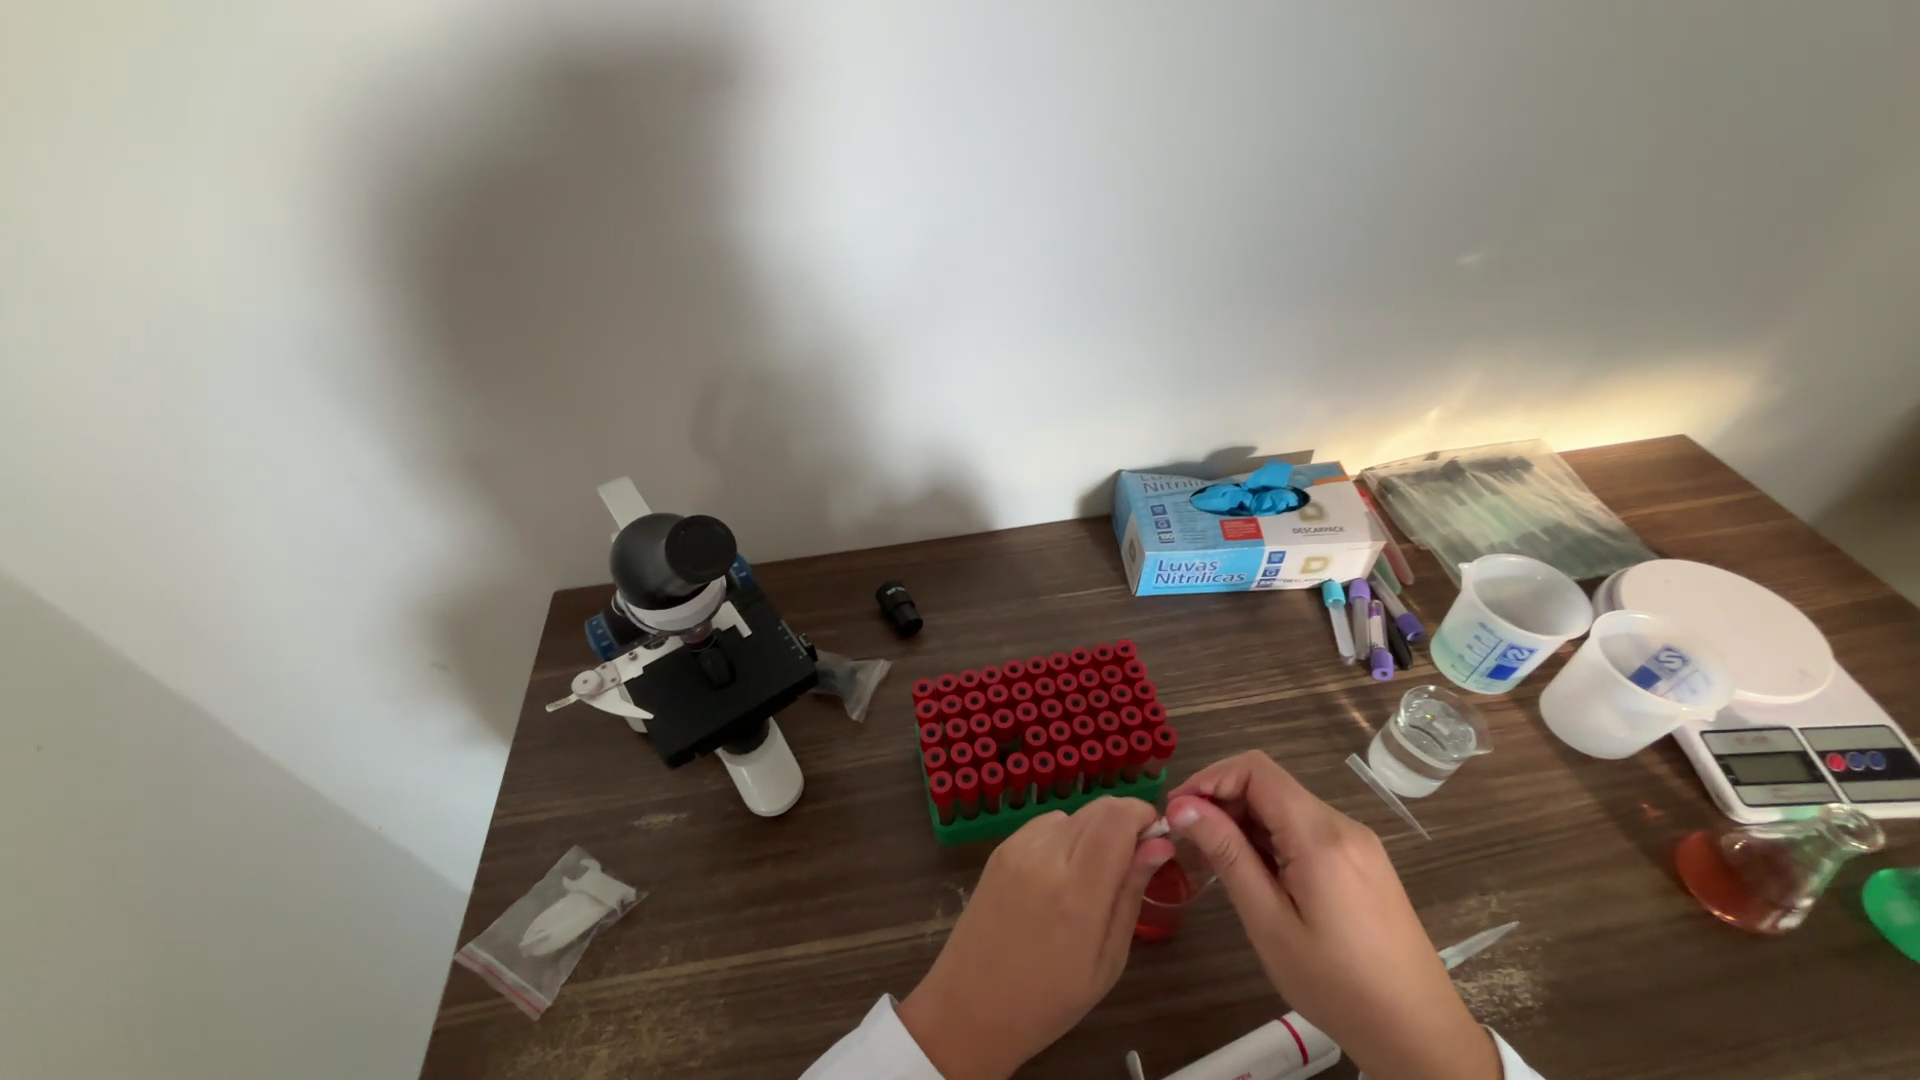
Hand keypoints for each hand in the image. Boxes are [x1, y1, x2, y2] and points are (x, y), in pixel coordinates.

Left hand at [897, 797, 1174, 1079]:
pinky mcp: (998, 850)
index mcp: (1077, 892)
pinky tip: (1058, 876)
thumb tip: (1159, 844)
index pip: (1118, 817)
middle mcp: (1045, 857)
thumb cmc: (1048, 1001)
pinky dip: (1063, 838)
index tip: (1156, 839)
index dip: (1144, 816)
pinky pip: (1044, 826)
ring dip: (1092, 831)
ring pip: (1071, 815)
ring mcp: (1017, 849)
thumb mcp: (1106, 961)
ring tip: (1091, 878)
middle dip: (1124, 823)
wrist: (969, 1009)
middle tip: (1131, 862)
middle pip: (1097, 809)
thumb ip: (1130, 894)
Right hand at [1167, 752, 1498, 1079]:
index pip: (1255, 769)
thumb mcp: (1269, 922)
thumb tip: (1182, 806)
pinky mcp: (1362, 861)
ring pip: (1286, 807)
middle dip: (1222, 801)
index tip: (1177, 813)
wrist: (1418, 1032)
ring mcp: (1357, 842)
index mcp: (1320, 835)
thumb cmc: (1336, 984)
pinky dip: (1271, 838)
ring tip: (1217, 863)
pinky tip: (1257, 875)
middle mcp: (1342, 825)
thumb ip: (1227, 855)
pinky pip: (1306, 830)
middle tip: (1189, 842)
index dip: (1210, 778)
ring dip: (1244, 822)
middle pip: (1270, 784)